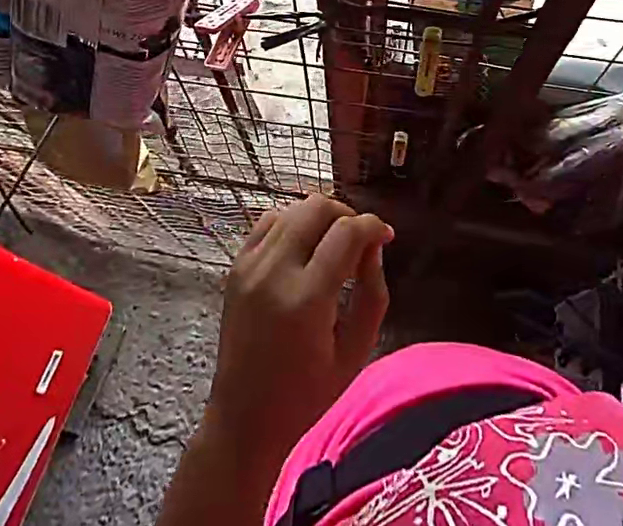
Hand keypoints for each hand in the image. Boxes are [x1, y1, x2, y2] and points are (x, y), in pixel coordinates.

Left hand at [205, 195, 391, 460]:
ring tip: (334, 245)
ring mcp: (249, 264)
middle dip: (347, 215)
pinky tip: (304, 248)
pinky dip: (292, 223)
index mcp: (306, 298)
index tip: (387, 236)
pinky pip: (268, 222)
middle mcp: (274, 271)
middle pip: (316, 206)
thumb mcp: (355, 352)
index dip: (373, 226)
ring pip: (292, 209)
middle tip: (361, 241)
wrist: (245, 415)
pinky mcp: (236, 266)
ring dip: (320, 218)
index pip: (346, 232)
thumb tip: (374, 248)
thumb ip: (372, 294)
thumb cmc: (307, 395)